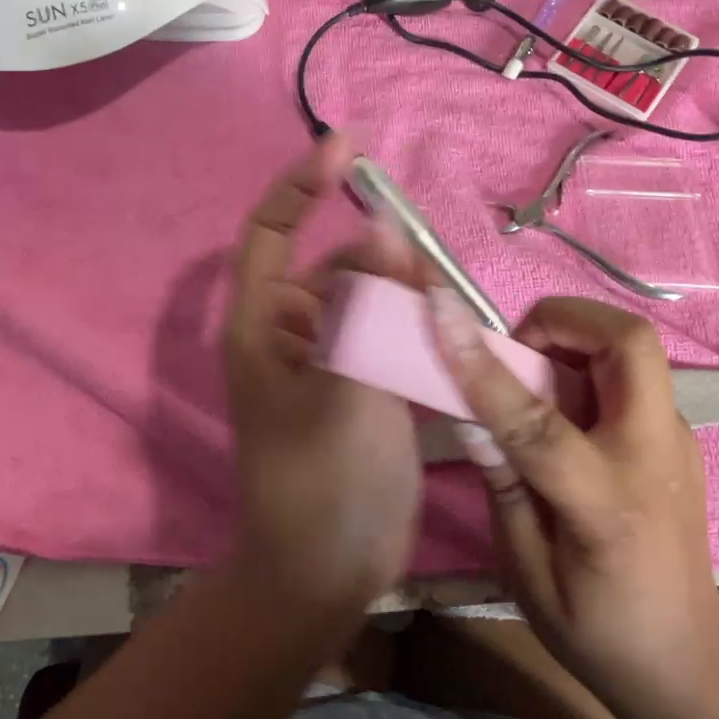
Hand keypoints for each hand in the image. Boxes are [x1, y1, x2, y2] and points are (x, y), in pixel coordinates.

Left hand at [224, 135, 423, 612]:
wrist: (326, 571)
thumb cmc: (321, 481)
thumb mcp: (344, 387)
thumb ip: (364, 307)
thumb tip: (379, 228)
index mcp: (262, 324)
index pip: (271, 232)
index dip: (300, 184)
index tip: (345, 146)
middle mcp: (291, 332)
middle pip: (336, 266)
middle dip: (381, 257)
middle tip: (432, 270)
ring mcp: (330, 361)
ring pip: (371, 301)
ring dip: (407, 294)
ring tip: (449, 304)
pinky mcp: (363, 388)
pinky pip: (391, 338)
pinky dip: (418, 329)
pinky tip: (456, 334)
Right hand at [428, 291, 718, 718]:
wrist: (687, 661)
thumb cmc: (596, 627)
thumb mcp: (527, 572)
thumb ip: (501, 484)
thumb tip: (468, 413)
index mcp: (607, 506)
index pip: (538, 423)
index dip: (483, 365)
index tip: (440, 310)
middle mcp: (653, 457)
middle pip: (629, 341)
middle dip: (562, 319)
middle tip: (516, 350)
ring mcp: (675, 441)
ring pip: (633, 348)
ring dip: (572, 340)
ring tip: (530, 381)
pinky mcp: (676, 436)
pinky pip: (628, 374)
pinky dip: (583, 366)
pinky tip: (559, 413)